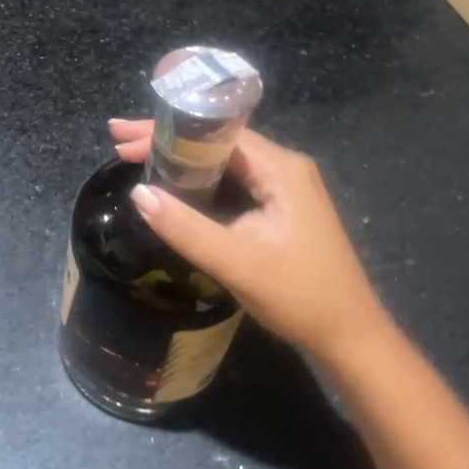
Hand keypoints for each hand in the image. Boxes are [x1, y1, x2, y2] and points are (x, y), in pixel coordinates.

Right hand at [108, 119, 390, 360]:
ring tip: (135, 158)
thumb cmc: (299, 296)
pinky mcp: (281, 208)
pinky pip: (232, 181)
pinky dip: (197, 179)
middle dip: (166, 140)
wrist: (350, 338)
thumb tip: (137, 193)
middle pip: (216, 141)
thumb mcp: (235, 262)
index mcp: (281, 169)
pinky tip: (172, 186)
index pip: (215, 132)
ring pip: (222, 161)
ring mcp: (285, 188)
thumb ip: (185, 227)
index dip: (165, 130)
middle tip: (118, 143)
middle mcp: (285, 168)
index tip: (122, 135)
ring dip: (180, 159)